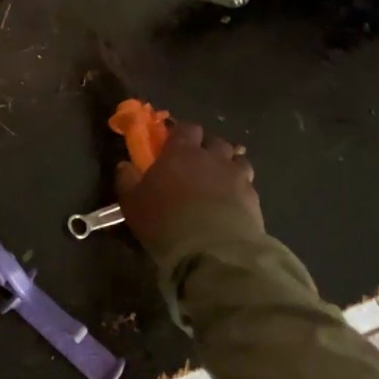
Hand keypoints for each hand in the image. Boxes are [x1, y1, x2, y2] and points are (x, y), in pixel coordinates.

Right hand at [114, 122, 261, 249]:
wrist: (212, 250)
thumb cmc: (164, 220)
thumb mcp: (132, 202)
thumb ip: (127, 179)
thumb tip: (125, 165)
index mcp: (181, 151)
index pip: (186, 128)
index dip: (181, 134)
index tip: (173, 145)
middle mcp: (212, 158)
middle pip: (215, 141)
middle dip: (207, 148)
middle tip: (196, 164)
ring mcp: (237, 177)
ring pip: (238, 160)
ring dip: (228, 166)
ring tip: (218, 182)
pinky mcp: (254, 199)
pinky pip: (248, 185)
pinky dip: (240, 190)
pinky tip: (231, 205)